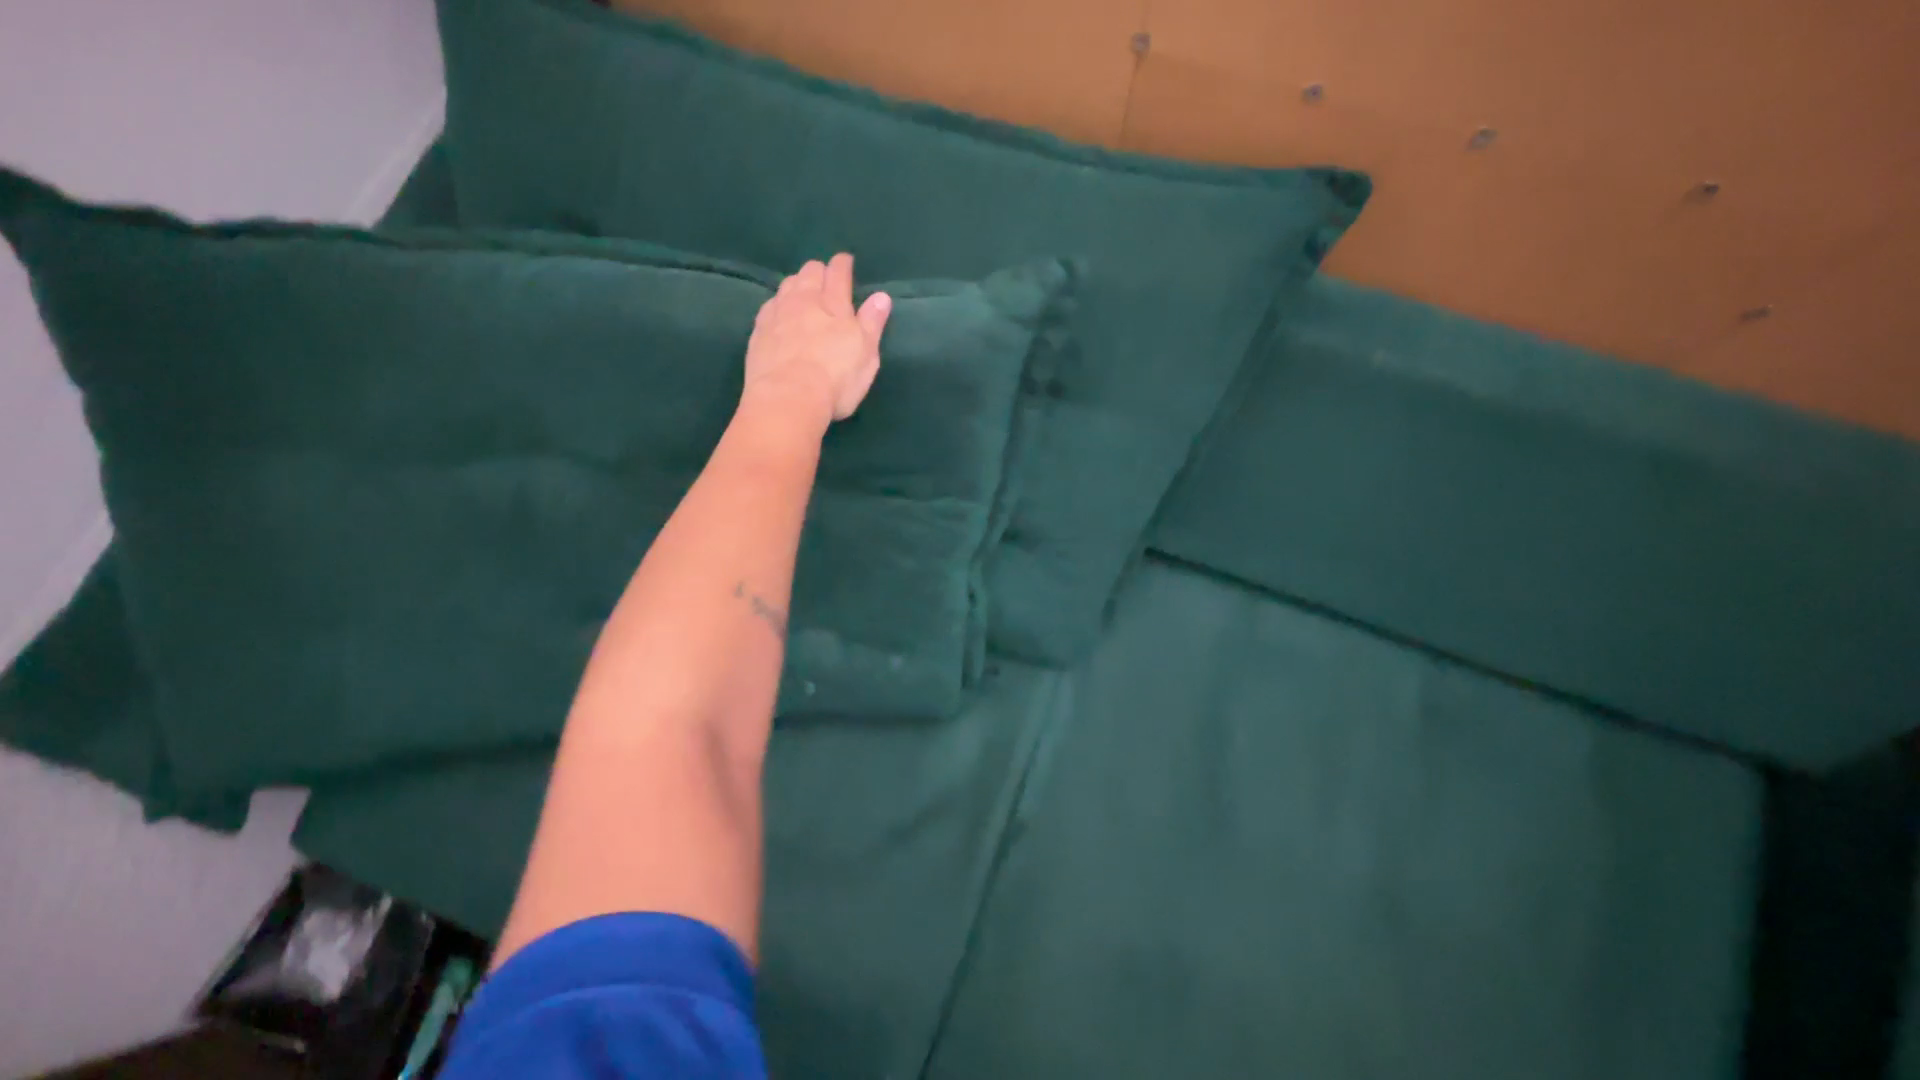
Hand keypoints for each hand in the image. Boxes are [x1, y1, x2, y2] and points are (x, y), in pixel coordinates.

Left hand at [743, 253, 890, 423]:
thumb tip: (881, 296)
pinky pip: (770, 306)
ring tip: (802, 294)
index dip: (843, 264)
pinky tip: (780, 313)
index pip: (838, 273)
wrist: (787, 399)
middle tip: (825, 281)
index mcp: (834, 304)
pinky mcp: (758, 331)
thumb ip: (872, 323)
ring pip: (787, 285)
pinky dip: (778, 304)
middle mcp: (804, 301)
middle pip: (809, 272)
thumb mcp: (866, 355)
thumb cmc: (835, 380)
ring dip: (797, 284)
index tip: (846, 262)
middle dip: (819, 271)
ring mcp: (778, 314)